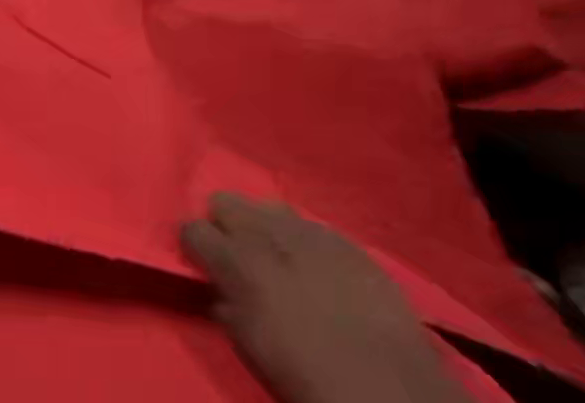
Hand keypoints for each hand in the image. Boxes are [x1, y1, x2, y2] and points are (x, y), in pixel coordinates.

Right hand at [182, 193, 472, 402]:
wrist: (393, 395)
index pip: (190, 227)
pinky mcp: (350, 244)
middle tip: (240, 254)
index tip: (203, 262)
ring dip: (268, 228)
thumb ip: (224, 301)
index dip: (195, 246)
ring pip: (271, 207)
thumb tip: (219, 286)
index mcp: (234, 260)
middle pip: (225, 201)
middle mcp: (265, 234)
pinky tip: (321, 268)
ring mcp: (311, 234)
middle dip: (226, 224)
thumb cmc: (306, 374)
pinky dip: (309, 243)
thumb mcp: (246, 343)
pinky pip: (316, 228)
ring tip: (282, 257)